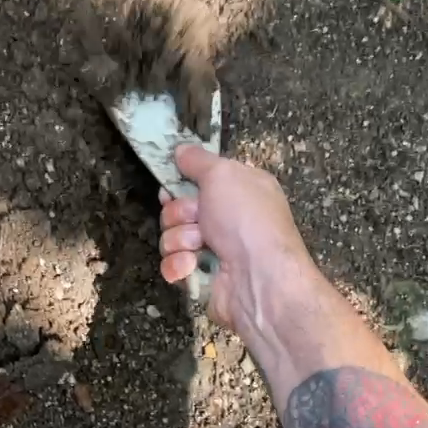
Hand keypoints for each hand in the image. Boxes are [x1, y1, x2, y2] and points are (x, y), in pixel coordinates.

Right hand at [158, 145, 315, 333]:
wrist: (257, 278)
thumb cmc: (247, 221)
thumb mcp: (224, 174)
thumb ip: (198, 160)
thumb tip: (180, 148)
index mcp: (236, 190)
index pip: (195, 182)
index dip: (179, 186)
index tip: (171, 189)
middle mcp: (224, 220)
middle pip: (176, 210)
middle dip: (180, 214)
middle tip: (198, 219)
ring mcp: (211, 251)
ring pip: (170, 239)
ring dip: (180, 241)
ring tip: (200, 246)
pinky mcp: (199, 278)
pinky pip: (171, 267)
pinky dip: (178, 266)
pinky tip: (192, 267)